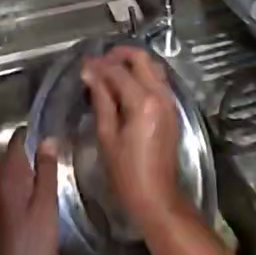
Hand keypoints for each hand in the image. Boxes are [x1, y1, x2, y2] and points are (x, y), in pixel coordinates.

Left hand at [0, 132, 60, 254]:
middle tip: (54, 166)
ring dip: (21, 177)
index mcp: (5, 177)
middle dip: (29, 157)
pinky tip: (27, 208)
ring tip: (44, 187)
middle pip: (9, 157)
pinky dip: (13, 193)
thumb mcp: (46, 211)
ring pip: (3, 176)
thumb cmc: (29, 252)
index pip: (17, 141)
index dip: (35, 135)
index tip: (53, 138)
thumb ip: (46, 173)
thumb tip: (47, 140)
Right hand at [82, 45, 188, 227]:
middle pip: (142, 58)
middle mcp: (160, 95)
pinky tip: (125, 85)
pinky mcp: (172, 110)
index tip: (83, 63)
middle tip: (99, 63)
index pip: (118, 71)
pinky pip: (158, 80)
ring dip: (132, 63)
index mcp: (143, 101)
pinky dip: (142, 74)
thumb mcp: (107, 135)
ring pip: (153, 66)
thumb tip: (90, 73)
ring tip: (110, 71)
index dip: (98, 64)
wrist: (158, 199)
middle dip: (119, 55)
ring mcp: (170, 102)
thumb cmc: (127, 173)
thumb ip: (101, 99)